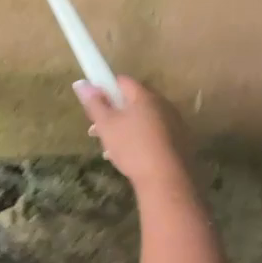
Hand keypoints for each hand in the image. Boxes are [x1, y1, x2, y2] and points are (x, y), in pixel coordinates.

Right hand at [74, 77, 191, 198]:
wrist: (166, 181)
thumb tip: (81, 82)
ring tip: (110, 148)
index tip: (94, 104)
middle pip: (132, 101)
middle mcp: (163, 104)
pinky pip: (155, 133)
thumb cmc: (132, 148)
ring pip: (143, 119)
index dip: (104, 89)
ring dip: (125, 128)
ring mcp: (174, 123)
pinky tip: (129, 156)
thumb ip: (94, 103)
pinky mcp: (180, 142)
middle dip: (113, 112)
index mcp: (145, 96)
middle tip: (97, 130)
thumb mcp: (106, 125)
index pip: (121, 81)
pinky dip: (140, 139)